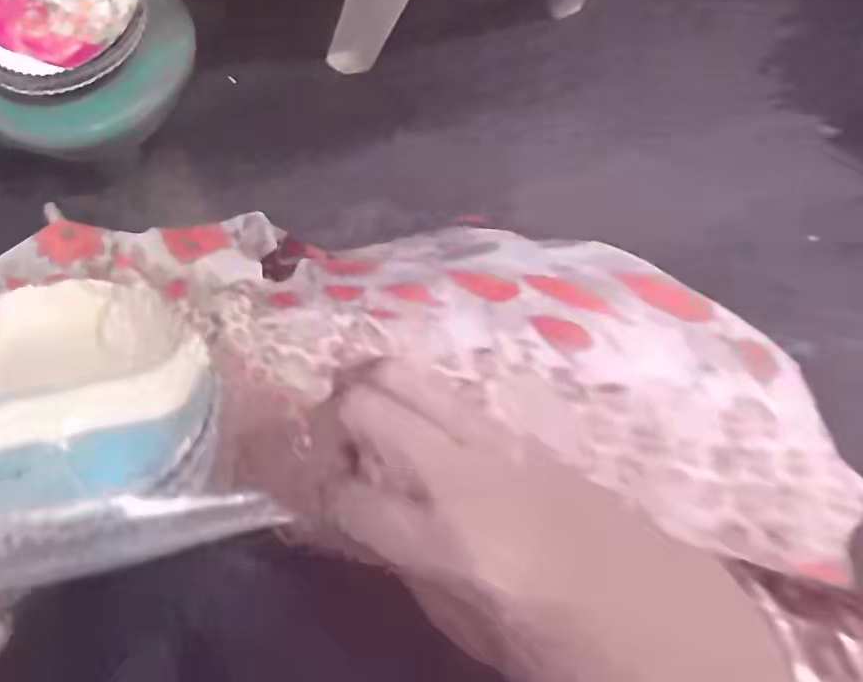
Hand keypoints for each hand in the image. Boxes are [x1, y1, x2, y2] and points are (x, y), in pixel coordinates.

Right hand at [310, 360, 788, 681]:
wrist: (701, 643)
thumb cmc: (573, 655)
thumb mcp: (469, 626)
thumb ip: (396, 556)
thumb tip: (344, 504)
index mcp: (458, 543)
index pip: (343, 492)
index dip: (321, 497)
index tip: (324, 503)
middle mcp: (469, 477)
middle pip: (360, 402)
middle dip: (328, 422)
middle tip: (338, 451)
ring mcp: (500, 444)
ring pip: (394, 370)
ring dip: (361, 392)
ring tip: (365, 426)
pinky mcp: (521, 432)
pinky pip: (439, 390)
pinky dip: (406, 400)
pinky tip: (415, 433)